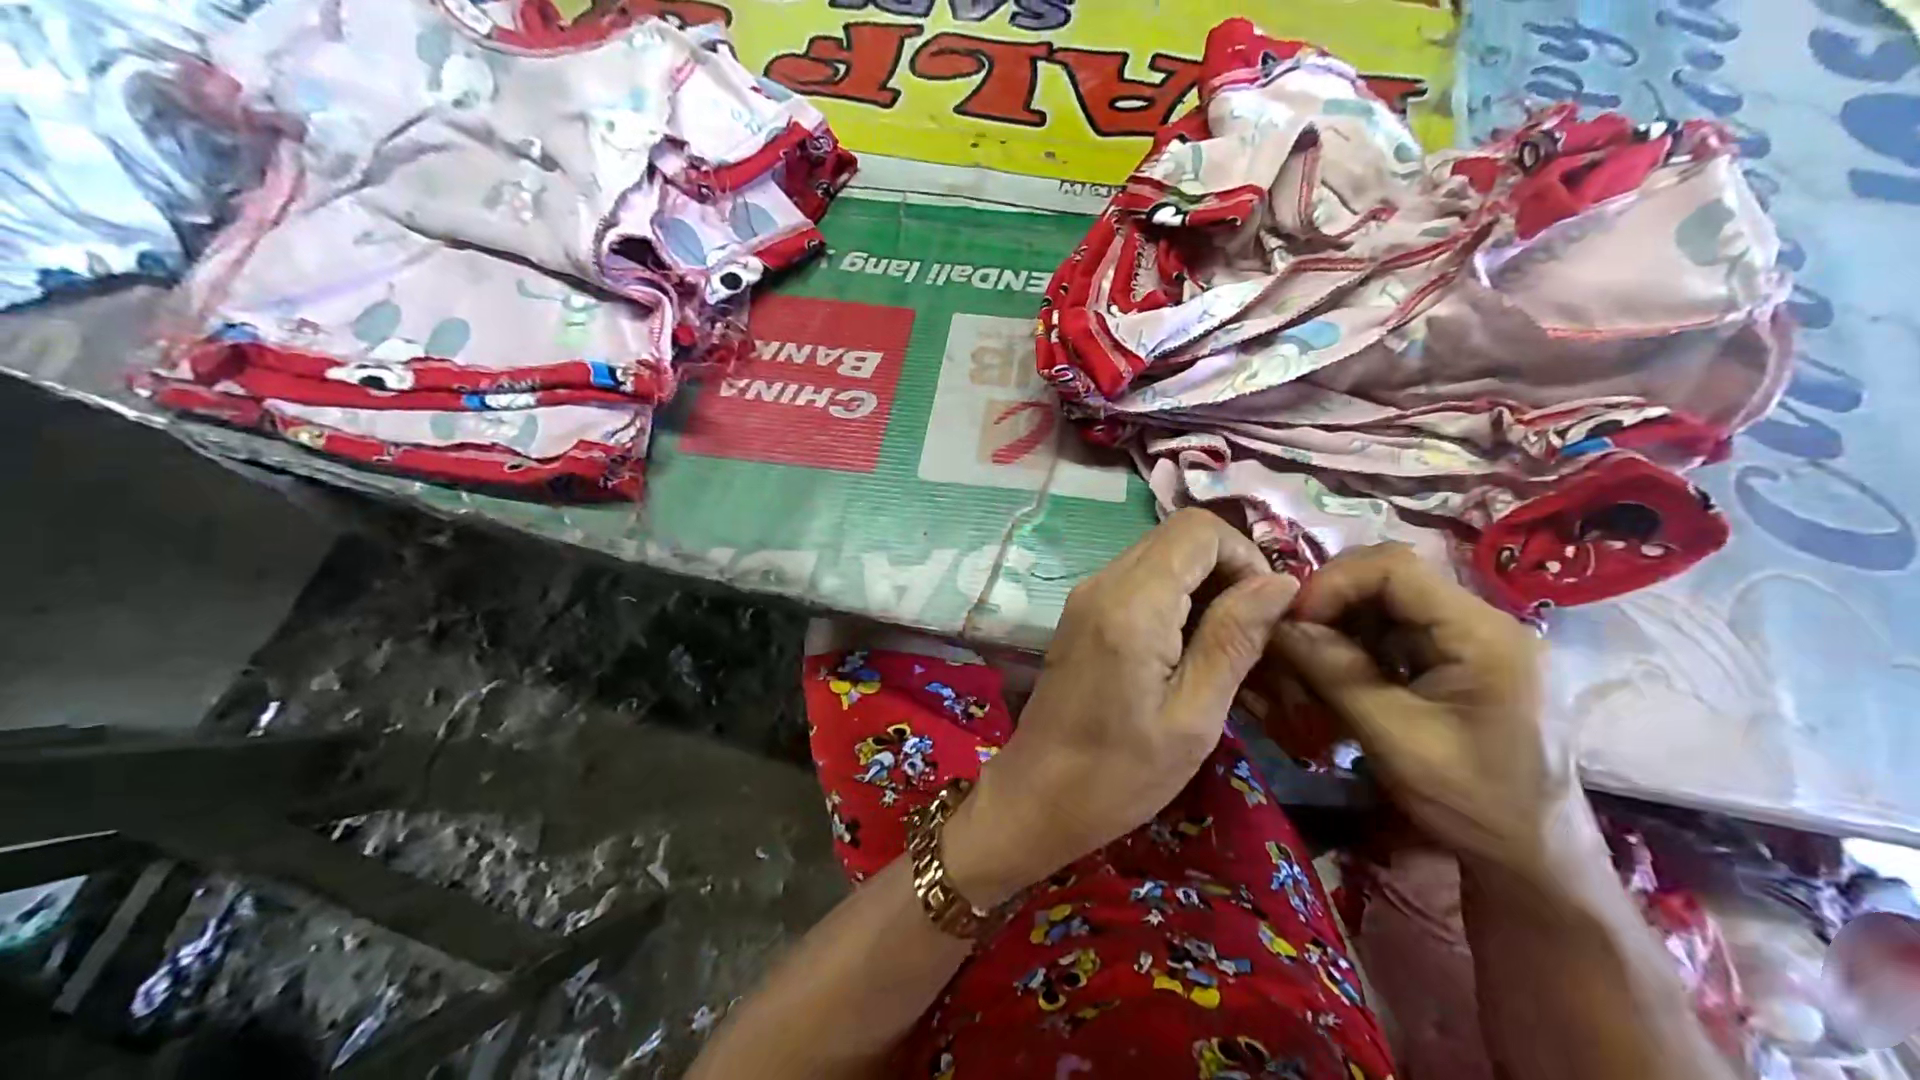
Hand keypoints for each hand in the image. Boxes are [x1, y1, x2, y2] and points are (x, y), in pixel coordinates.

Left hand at [943, 510, 1299, 906]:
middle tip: (1253, 635)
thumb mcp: (1194, 716)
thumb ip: (1234, 638)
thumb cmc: (1119, 773)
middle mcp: (1103, 583)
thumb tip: (1280, 580)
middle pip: (1178, 538)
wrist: (1036, 796)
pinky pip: (1139, 584)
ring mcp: (1086, 597)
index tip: (1266, 611)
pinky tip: (1189, 655)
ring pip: (1160, 559)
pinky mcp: (1081, 615)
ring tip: (1228, 651)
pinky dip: (1174, 603)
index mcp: (1132, 603)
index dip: (1245, 555)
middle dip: (1228, 573)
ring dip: (1203, 590)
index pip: (1198, 529)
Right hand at [1267, 543, 1578, 882]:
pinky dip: (1357, 646)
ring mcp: (1472, 641)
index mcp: (1483, 633)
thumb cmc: (1475, 802)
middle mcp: (1482, 622)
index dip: (1332, 583)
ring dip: (1340, 626)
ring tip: (1311, 665)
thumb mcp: (1396, 739)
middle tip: (1294, 643)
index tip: (1294, 623)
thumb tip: (1278, 626)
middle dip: (1332, 604)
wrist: (1535, 859)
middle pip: (1389, 578)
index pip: (1395, 567)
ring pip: (1385, 603)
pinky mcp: (1459, 660)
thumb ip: (1337, 674)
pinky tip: (1339, 679)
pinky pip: (1395, 631)